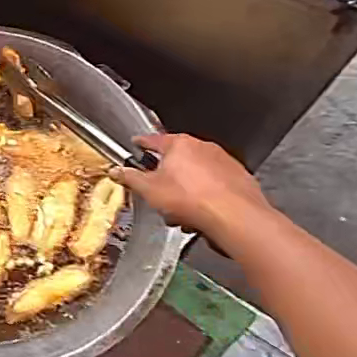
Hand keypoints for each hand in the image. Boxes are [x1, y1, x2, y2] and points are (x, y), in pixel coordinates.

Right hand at [112, 133, 283, 249]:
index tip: (137, 143)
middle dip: (168, 177)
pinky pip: (216, 185)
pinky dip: (208, 196)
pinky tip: (203, 213)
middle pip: (177, 159)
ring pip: (197, 174)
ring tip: (184, 212)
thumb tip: (118, 171)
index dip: (142, 143)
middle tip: (162, 196)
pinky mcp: (238, 178)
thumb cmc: (195, 200)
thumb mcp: (150, 190)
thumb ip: (131, 178)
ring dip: (188, 190)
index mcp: (179, 145)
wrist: (234, 217)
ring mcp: (223, 162)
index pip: (154, 139)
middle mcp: (203, 148)